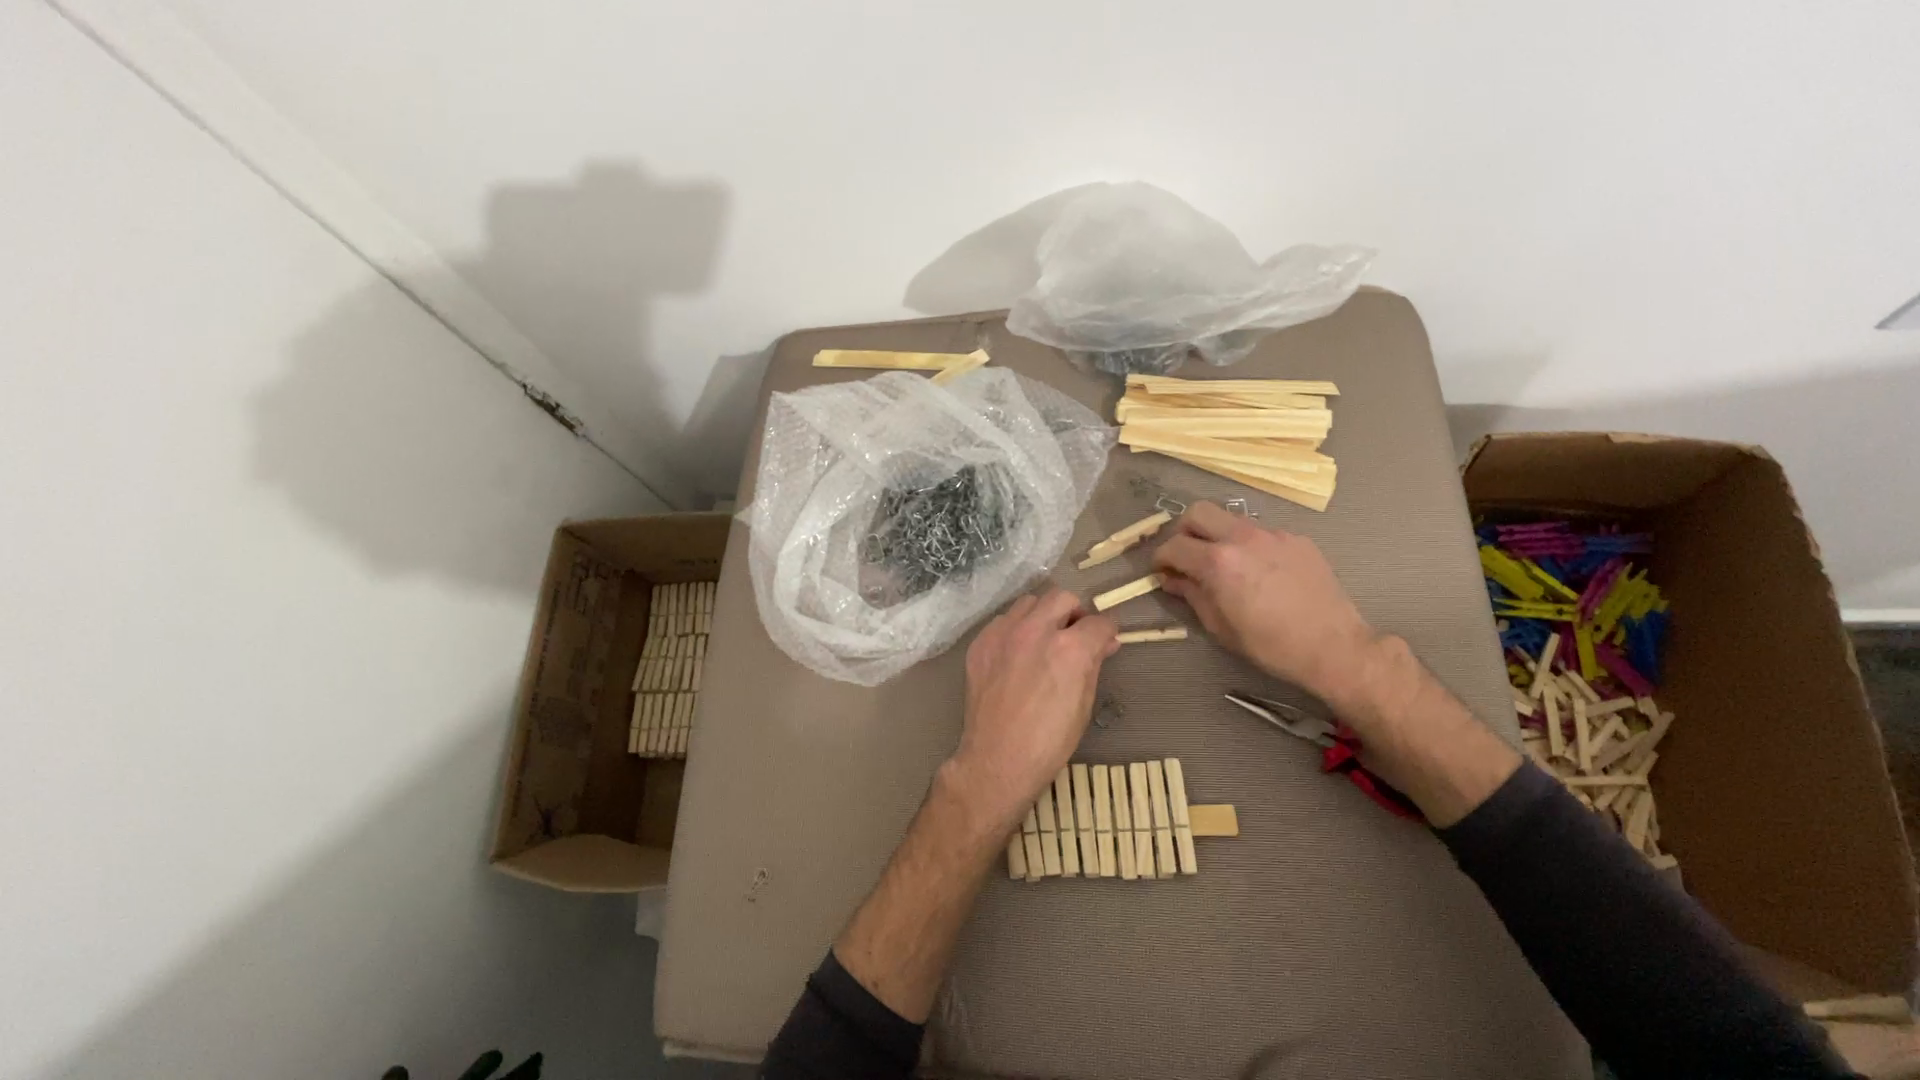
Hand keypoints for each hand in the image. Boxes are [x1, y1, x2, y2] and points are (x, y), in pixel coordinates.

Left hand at [949, 589, 1117, 830]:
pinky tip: (1016, 654)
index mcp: (1070, 649)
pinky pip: (1003, 621)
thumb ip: (1093, 663)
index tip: (1105, 640)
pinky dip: (1015, 629)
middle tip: (1075, 635)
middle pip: (1062, 598)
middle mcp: (1035, 631)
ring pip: (1029, 603)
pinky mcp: (980, 644)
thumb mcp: (1084, 702)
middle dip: (1075, 613)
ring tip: (1043, 641)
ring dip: (1043, 615)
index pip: (1099, 622)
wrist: (998, 760)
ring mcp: (1003, 634)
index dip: (1106, 632)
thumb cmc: (1050, 741)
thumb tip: (1104, 643)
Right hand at [1152, 501, 1375, 704]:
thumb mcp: (1220, 627)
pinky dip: (1248, 545)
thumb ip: (1191, 595)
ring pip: (1231, 519)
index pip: (1174, 546)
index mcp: (1218, 562)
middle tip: (1187, 557)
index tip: (1162, 572)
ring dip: (1217, 536)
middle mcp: (1242, 538)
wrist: (1333, 646)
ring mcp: (1272, 534)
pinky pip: (1261, 533)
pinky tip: (1260, 572)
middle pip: (1198, 513)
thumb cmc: (1270, 645)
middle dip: (1184, 532)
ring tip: (1225, 565)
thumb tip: (1172, 579)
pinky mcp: (1296, 539)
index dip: (1160, 559)